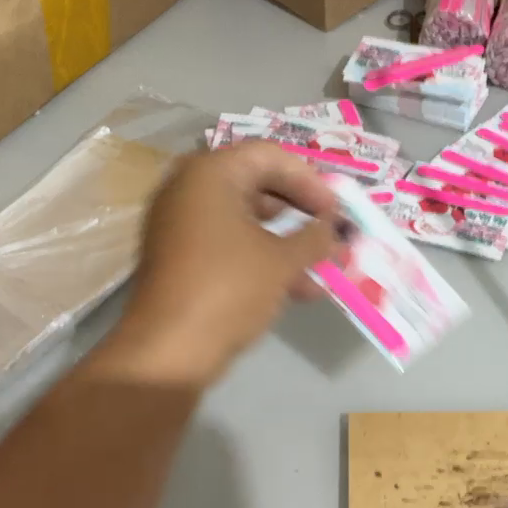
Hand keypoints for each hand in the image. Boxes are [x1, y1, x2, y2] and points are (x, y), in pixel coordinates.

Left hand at [110, 142, 345, 384]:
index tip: (337, 211)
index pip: (270, 156)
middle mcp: (189, 189)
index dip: (311, 181)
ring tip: (323, 271)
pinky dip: (262, 260)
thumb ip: (315, 238)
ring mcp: (180, 225)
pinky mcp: (180, 258)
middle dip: (301, 214)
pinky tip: (297, 290)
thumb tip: (333, 228)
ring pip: (246, 222)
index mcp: (210, 173)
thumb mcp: (282, 262)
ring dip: (288, 244)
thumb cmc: (228, 290)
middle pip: (257, 186)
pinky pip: (229, 246)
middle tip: (332, 237)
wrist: (170, 350)